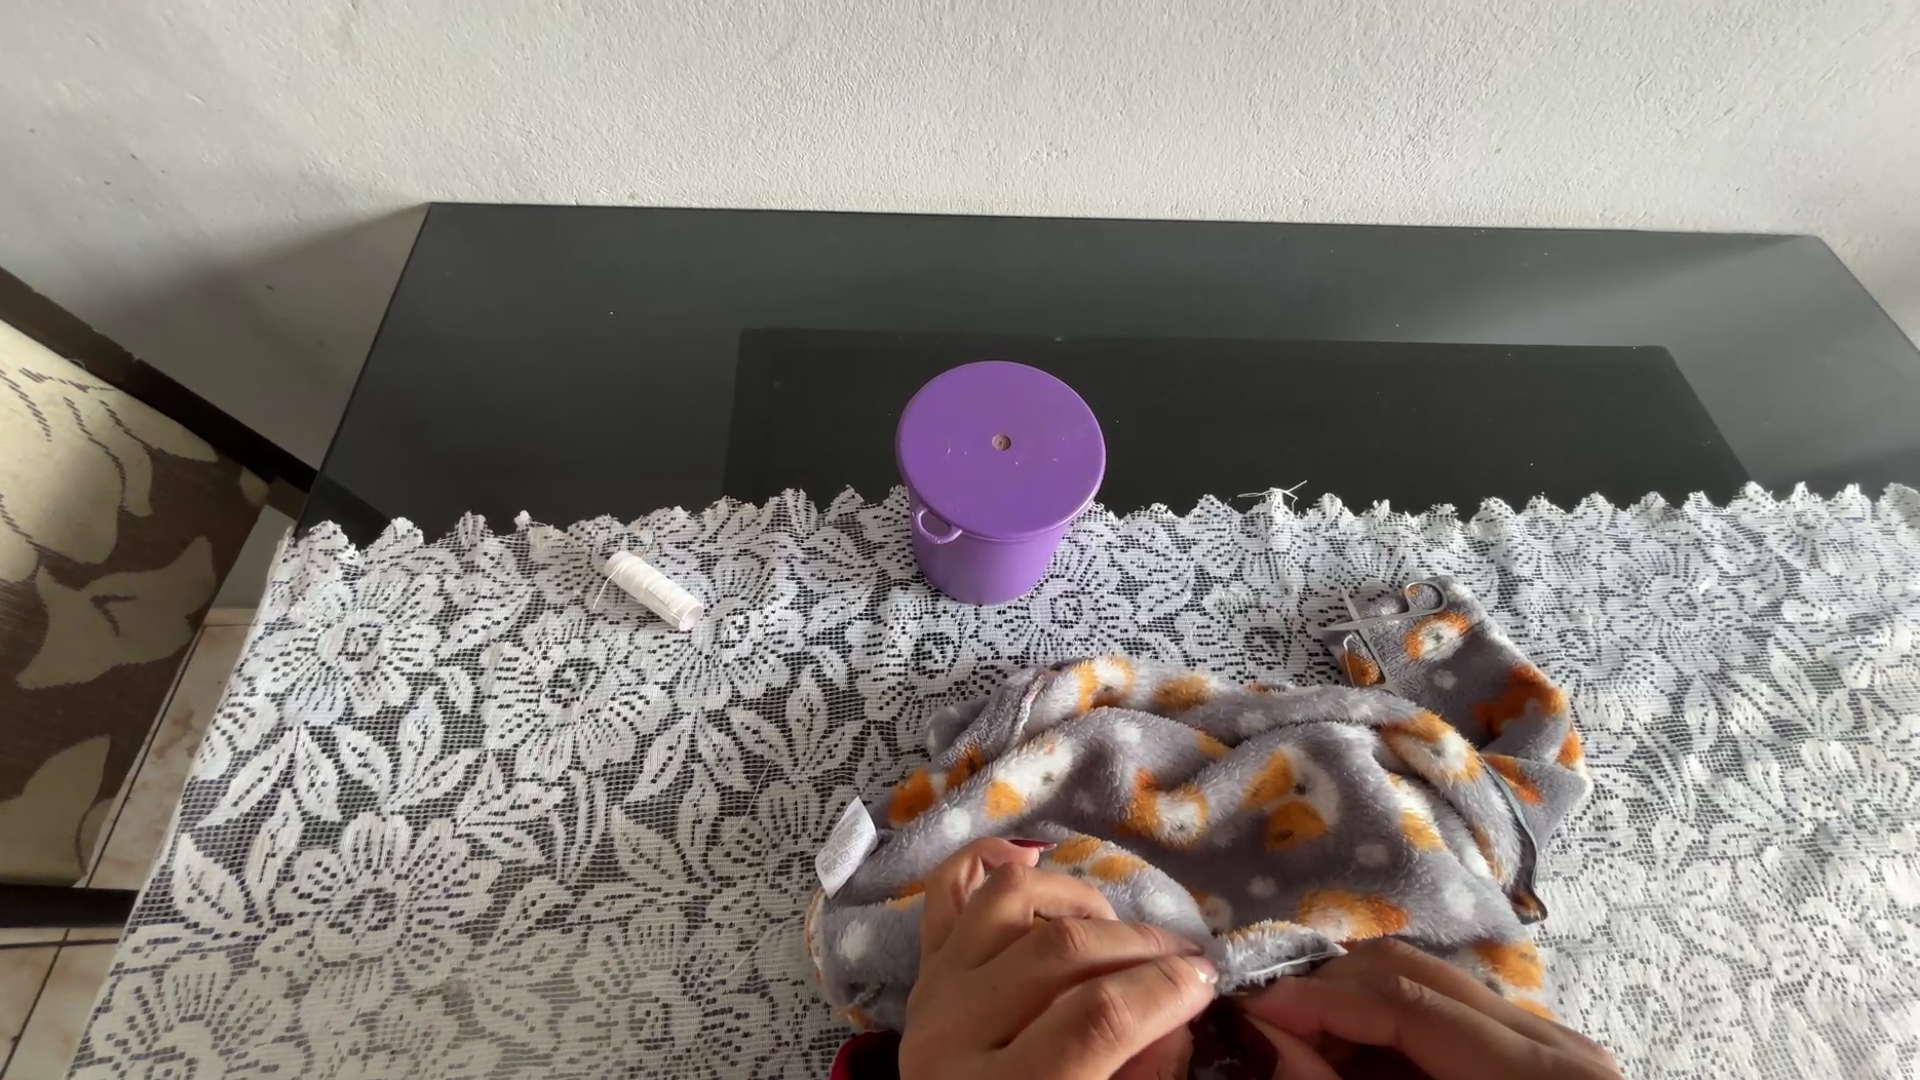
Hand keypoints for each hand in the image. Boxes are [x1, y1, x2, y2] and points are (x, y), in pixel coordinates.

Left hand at [898, 838, 1218, 1079]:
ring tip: (1115, 927)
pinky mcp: (923, 968)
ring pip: (1006, 900)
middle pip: (1056, 952)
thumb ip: (1142, 1077)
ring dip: (1073, 898)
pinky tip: (1030, 855)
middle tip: (1184, 954)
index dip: (1159, 990)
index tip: (1207, 978)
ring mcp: (931, 990)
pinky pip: (947, 891)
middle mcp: (952, 1031)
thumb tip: (1178, 1009)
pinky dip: (986, 859)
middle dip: (1134, 945)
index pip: (1094, 1019)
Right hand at [1238, 939, 1619, 1078]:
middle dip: (1328, 988)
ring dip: (1352, 1003)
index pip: (1403, 1000)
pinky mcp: (1542, 1055)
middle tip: (1273, 1023)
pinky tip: (1359, 1062)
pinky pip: (1445, 1012)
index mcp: (1543, 1078)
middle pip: (1407, 970)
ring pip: (1421, 981)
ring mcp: (1552, 1043)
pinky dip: (1388, 1028)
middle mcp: (1554, 1040)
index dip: (1318, 999)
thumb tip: (1265, 1038)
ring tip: (1311, 1045)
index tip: (1253, 1009)